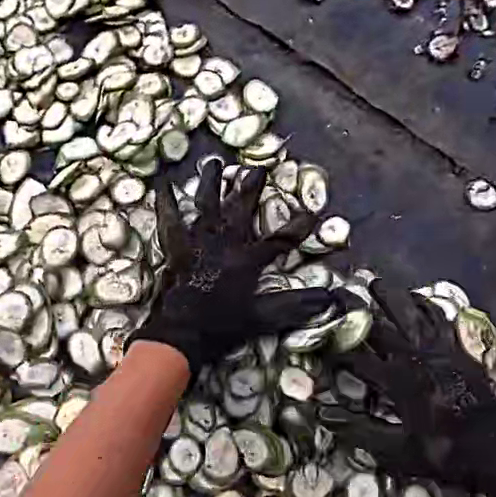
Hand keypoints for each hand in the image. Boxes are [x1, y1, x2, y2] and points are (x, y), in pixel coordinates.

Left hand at [131, 159, 338, 370]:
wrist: (180, 333)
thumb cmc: (222, 326)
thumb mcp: (263, 318)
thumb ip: (295, 307)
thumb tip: (332, 300)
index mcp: (246, 260)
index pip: (279, 241)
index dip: (297, 228)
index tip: (311, 214)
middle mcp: (223, 244)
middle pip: (240, 209)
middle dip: (251, 188)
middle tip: (258, 168)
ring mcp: (197, 243)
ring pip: (206, 205)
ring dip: (211, 183)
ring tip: (214, 163)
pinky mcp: (175, 248)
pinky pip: (170, 220)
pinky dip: (166, 202)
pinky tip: (163, 185)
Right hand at [325, 281, 495, 496]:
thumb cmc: (444, 452)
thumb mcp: (396, 450)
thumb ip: (360, 432)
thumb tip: (324, 418)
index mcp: (397, 381)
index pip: (358, 357)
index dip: (337, 347)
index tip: (320, 338)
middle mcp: (415, 358)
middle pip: (381, 327)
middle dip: (357, 312)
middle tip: (340, 295)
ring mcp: (440, 351)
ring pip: (412, 314)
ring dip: (393, 298)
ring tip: (377, 284)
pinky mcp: (459, 351)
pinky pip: (439, 320)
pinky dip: (425, 306)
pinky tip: (418, 300)